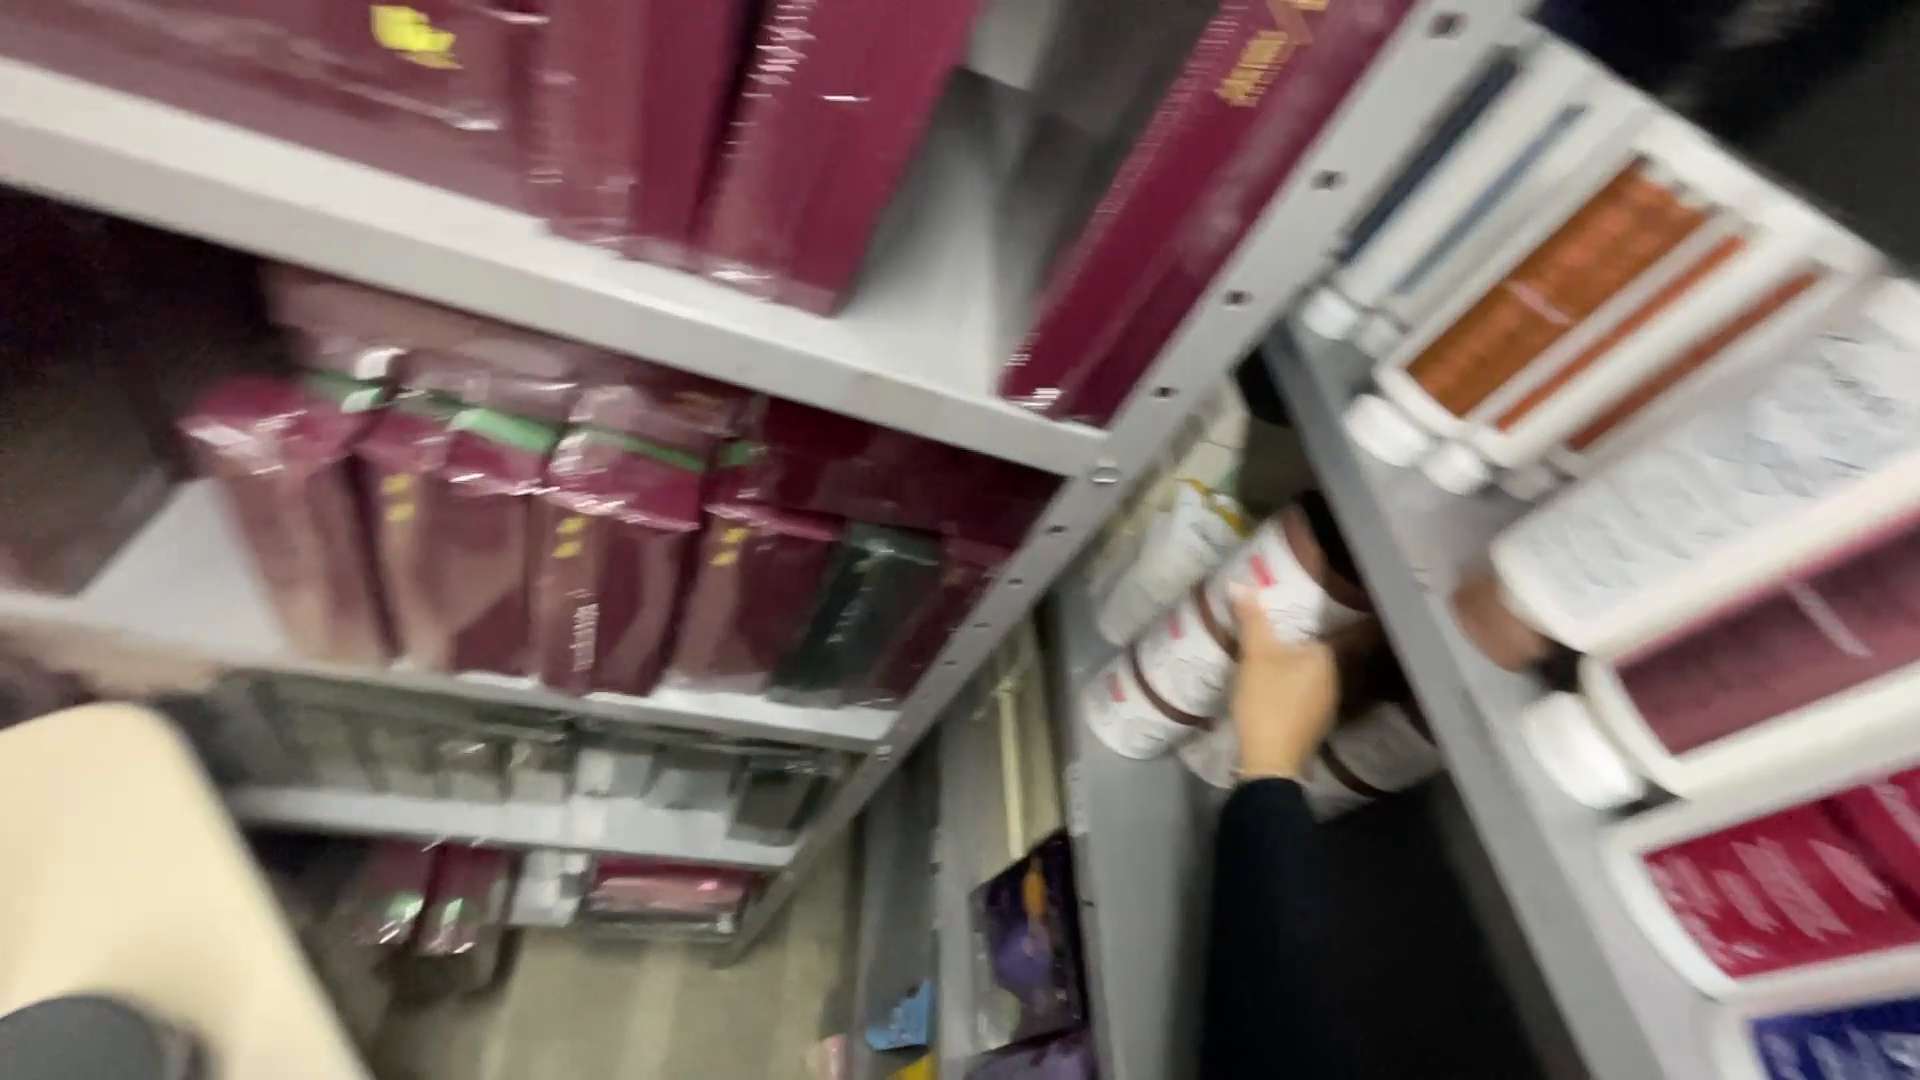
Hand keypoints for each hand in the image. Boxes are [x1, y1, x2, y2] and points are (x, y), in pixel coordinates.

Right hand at [1228, 584, 1342, 780]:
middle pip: (1310, 650)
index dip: (1298, 616)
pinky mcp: (1312, 723)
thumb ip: (1251, 619)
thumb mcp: (1255, 655)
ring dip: (1287, 664)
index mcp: (1325, 658)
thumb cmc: (1267, 700)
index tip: (1278, 608)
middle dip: (1290, 640)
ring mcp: (1326, 703)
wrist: (1270, 760)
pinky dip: (1286, 685)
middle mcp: (1334, 678)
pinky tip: (1267, 686)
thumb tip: (1239, 584)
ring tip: (1261, 653)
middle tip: (1263, 627)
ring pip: (1306, 673)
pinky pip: (1301, 692)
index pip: (1317, 626)